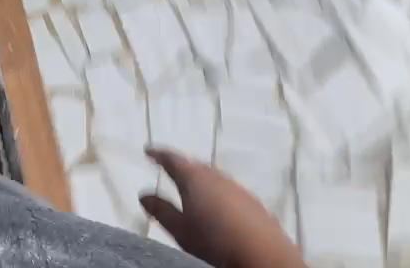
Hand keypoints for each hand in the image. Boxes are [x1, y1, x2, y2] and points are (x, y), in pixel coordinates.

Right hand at [141, 148, 304, 267]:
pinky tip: (220, 208)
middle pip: (194, 165)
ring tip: (193, 190)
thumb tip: (143, 194)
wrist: (266, 259)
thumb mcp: (181, 230)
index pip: (172, 159)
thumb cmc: (215, 242)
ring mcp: (238, 189)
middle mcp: (215, 176)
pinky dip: (219, 193)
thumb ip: (161, 210)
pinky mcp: (255, 205)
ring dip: (202, 180)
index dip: (158, 154)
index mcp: (193, 178)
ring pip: (214, 178)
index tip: (147, 151)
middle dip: (181, 166)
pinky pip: (230, 191)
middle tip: (170, 170)